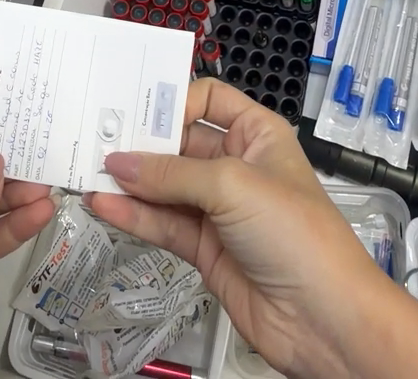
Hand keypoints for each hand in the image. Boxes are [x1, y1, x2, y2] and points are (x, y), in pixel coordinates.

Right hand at [86, 79, 387, 377]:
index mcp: (257, 134)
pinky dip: (134, 214)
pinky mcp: (205, 247)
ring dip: (131, 181)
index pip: (208, 99)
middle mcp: (237, 165)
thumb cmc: (303, 237)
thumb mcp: (234, 186)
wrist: (324, 319)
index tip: (139, 112)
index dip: (175, 102)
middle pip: (180, 143)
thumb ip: (173, 174)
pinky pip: (162, 223)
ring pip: (165, 186)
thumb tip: (125, 162)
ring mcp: (220, 208)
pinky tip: (107, 205)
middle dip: (143, 143)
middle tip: (101, 138)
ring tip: (92, 172)